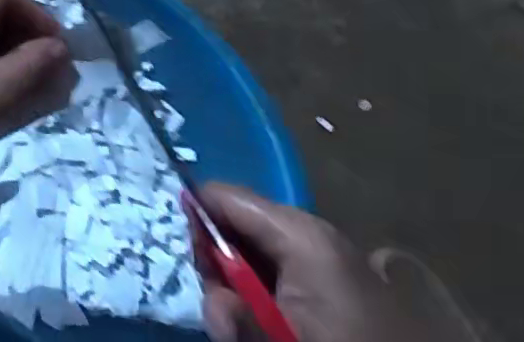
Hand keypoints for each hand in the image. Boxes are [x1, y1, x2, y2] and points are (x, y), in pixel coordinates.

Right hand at [196, 184, 417, 341]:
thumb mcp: (283, 340)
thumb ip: (238, 321)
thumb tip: (213, 305)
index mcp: (299, 232)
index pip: (222, 196)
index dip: (195, 222)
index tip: (185, 263)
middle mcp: (311, 232)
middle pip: (237, 223)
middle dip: (218, 262)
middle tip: (224, 309)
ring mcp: (327, 258)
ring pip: (256, 251)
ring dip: (240, 284)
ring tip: (248, 323)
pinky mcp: (338, 285)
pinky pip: (280, 271)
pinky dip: (264, 292)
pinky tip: (270, 322)